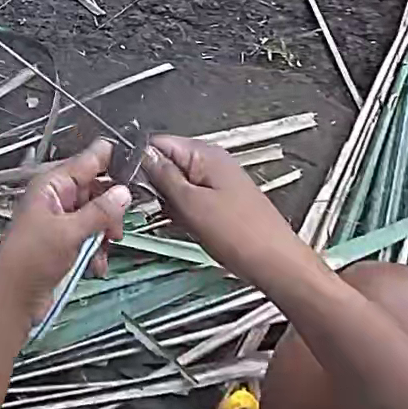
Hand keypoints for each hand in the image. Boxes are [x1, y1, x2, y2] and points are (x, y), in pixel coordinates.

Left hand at [0, 140, 131, 319]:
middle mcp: (57, 198)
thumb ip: (99, 212)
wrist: (14, 299)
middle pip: (96, 190)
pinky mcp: (65, 241)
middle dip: (110, 210)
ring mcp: (61, 220)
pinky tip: (94, 263)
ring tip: (101, 250)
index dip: (110, 160)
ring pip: (97, 215)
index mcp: (52, 185)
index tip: (134, 163)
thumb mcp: (69, 232)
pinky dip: (97, 249)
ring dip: (103, 234)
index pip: (87, 160)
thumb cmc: (28, 259)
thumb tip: (122, 193)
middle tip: (115, 227)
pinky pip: (91, 236)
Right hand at [140, 134, 319, 286]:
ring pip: (178, 185)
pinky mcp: (221, 201)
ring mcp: (217, 181)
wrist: (277, 265)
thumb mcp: (191, 203)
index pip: (159, 143)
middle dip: (157, 186)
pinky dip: (186, 213)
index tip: (130, 182)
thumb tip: (143, 154)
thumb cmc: (239, 234)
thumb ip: (163, 175)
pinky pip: (192, 200)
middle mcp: (212, 161)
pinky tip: (191, 227)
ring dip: (172, 203)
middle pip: (167, 164)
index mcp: (205, 153)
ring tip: (181, 221)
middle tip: (159, 208)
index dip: (141, 161)